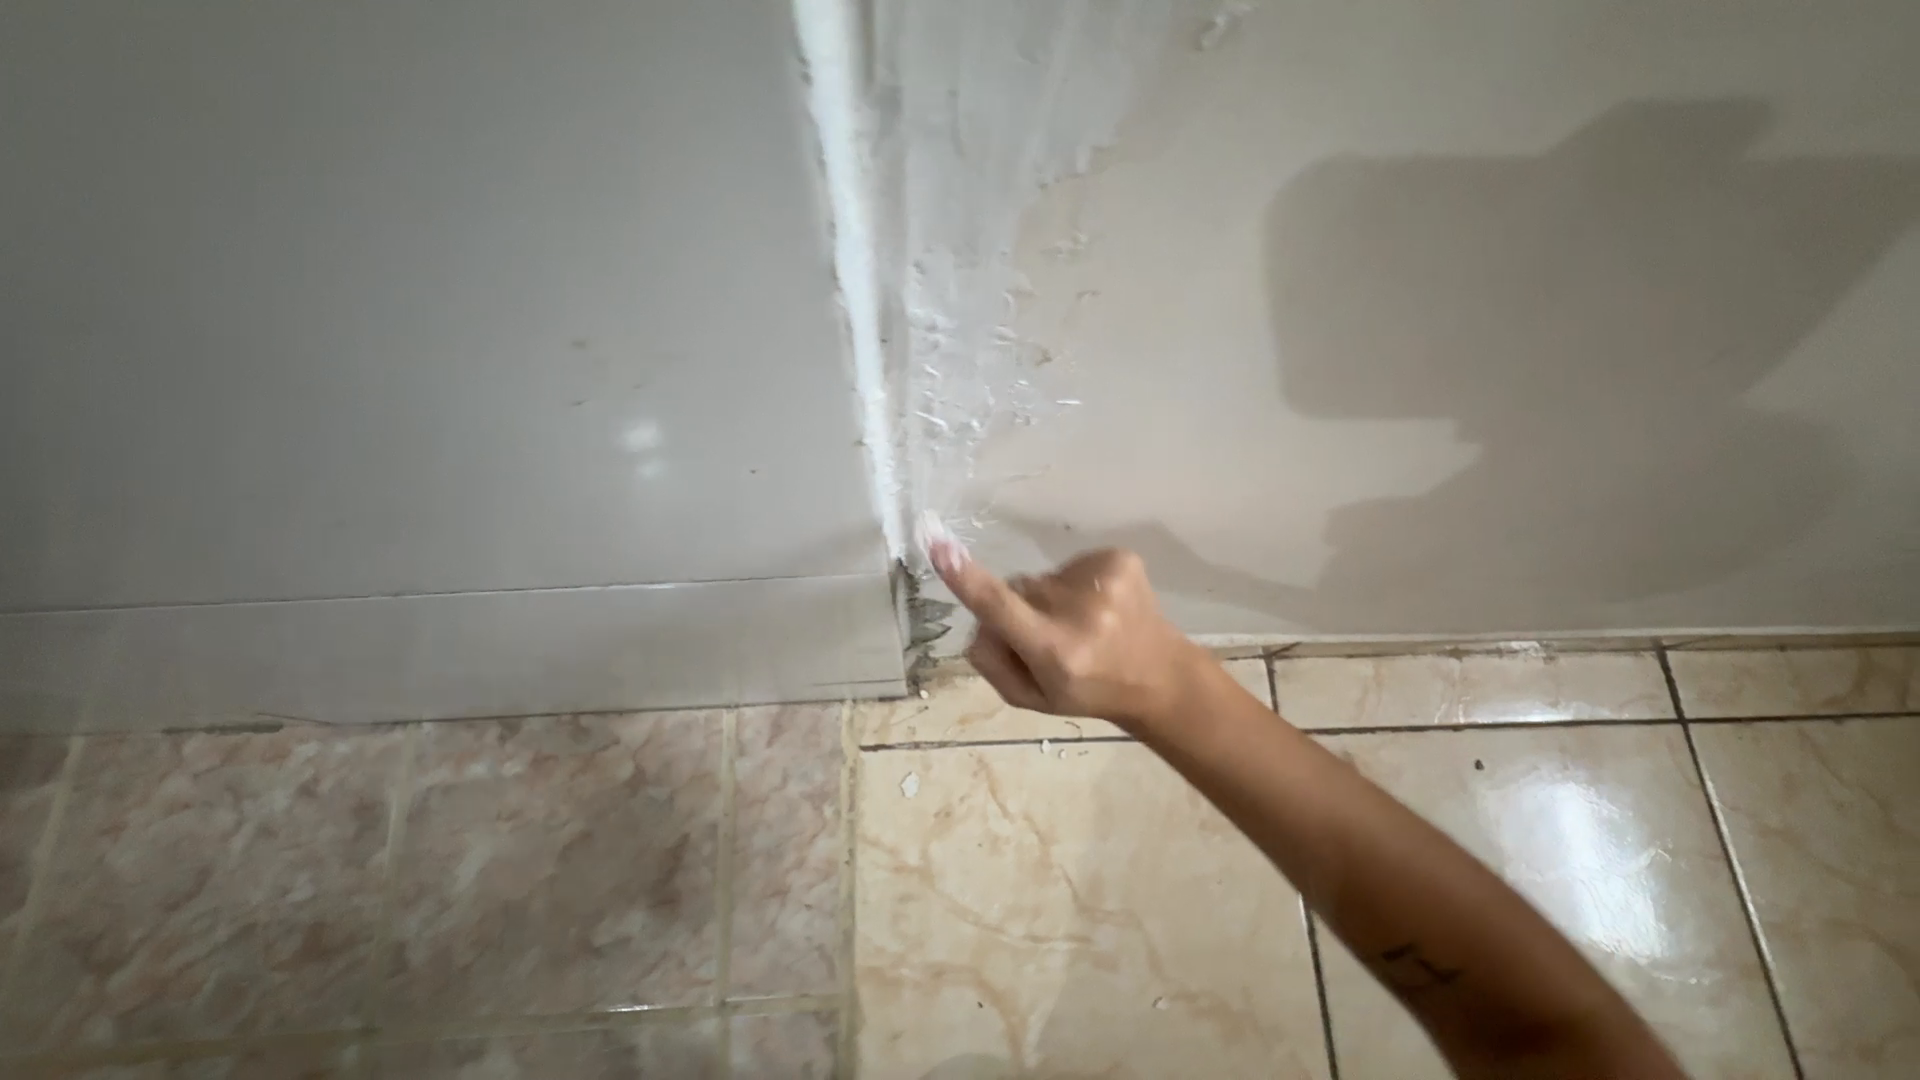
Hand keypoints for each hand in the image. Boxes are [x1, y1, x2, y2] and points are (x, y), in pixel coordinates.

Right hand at [929, 540, 1209, 730]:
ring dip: (1051, 597)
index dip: (965, 577)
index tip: (938, 544)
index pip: (1000, 608)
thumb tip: (978, 618)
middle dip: (1020, 608)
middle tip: (1050, 636)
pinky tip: (1100, 608)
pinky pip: (1070, 565)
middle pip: (1016, 588)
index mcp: (1055, 650)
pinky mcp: (1121, 559)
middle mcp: (1080, 612)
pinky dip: (1077, 585)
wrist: (1160, 677)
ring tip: (1083, 625)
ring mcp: (1104, 582)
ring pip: (1042, 577)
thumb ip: (990, 661)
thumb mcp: (1031, 698)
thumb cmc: (1088, 691)